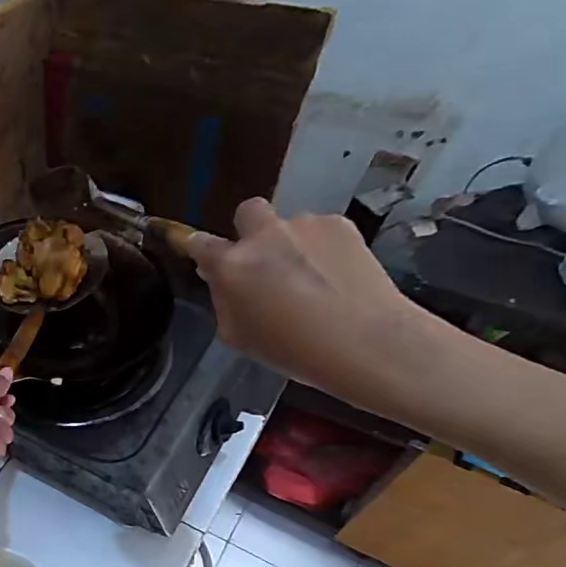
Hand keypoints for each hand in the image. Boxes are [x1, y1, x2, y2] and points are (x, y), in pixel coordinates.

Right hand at [183, 199, 433, 402]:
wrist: (366, 342)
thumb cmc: (295, 353)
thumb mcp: (242, 339)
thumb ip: (225, 304)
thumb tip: (223, 284)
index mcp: (232, 266)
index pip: (200, 243)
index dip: (200, 250)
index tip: (206, 260)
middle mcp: (264, 234)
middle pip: (247, 213)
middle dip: (251, 232)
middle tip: (266, 265)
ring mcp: (304, 224)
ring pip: (290, 226)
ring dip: (294, 246)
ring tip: (315, 283)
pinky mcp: (340, 224)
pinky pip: (322, 232)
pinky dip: (325, 250)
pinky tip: (339, 279)